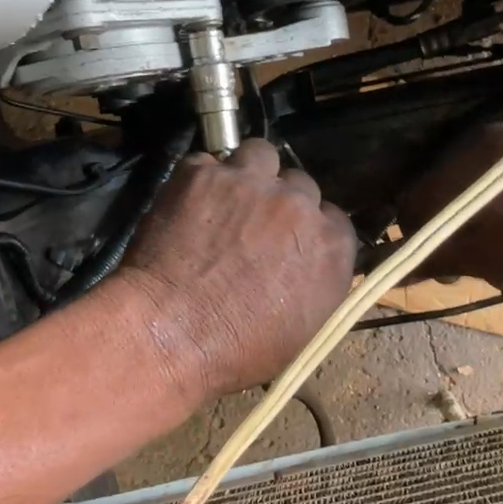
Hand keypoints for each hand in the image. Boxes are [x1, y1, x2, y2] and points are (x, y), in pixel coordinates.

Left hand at [107, 140, 356, 400]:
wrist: (170, 333)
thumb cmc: (240, 349)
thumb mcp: (305, 330)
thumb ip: (320, 281)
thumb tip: (311, 264)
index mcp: (330, 245)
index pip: (333, 218)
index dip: (308, 229)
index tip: (288, 244)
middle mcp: (296, 204)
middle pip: (299, 183)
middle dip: (281, 200)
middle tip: (254, 225)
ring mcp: (248, 183)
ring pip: (259, 154)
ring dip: (248, 172)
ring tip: (226, 197)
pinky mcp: (201, 174)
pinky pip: (207, 162)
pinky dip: (200, 180)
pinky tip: (188, 205)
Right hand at [397, 123, 502, 284]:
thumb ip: (446, 258)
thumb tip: (399, 266)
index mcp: (453, 175)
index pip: (406, 209)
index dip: (417, 246)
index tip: (445, 273)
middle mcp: (470, 147)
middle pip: (437, 195)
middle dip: (451, 234)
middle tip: (484, 267)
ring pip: (469, 186)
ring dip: (480, 221)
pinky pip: (499, 173)